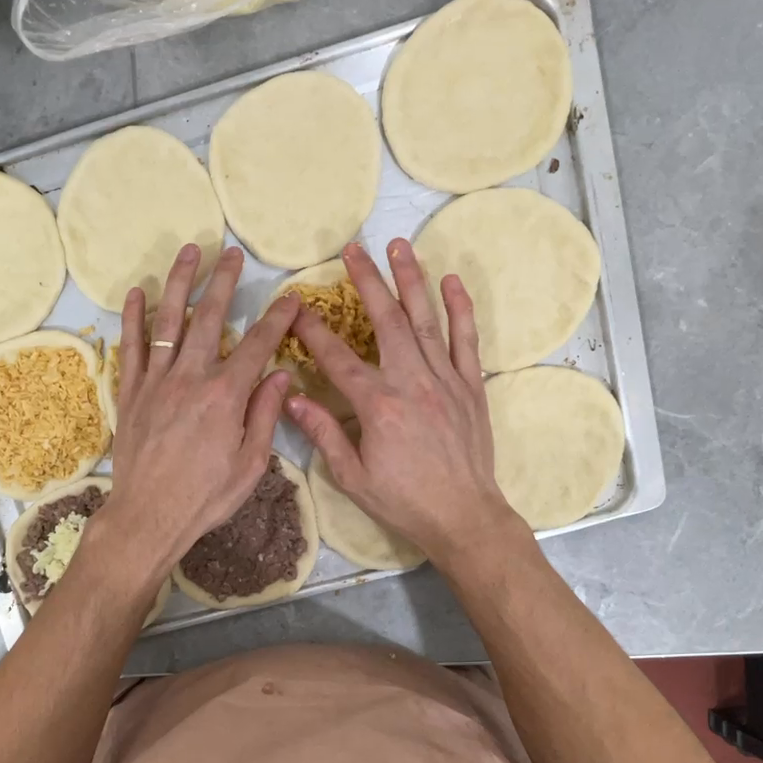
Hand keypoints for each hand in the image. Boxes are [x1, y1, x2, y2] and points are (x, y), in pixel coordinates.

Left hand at [96, 244, 297, 573]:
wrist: (148, 517)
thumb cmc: (205, 498)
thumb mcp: (249, 464)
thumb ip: (264, 415)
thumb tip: (280, 375)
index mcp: (225, 396)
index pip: (257, 344)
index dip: (276, 318)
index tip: (290, 297)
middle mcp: (190, 379)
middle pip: (209, 319)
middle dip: (224, 282)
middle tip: (232, 254)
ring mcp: (155, 383)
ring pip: (168, 323)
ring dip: (179, 284)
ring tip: (188, 253)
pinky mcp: (130, 394)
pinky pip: (131, 349)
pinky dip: (132, 319)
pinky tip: (137, 293)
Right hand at [283, 239, 524, 565]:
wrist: (462, 515)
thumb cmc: (402, 501)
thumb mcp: (351, 477)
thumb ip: (323, 434)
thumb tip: (291, 399)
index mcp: (377, 406)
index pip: (338, 358)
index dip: (314, 331)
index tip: (296, 308)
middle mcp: (411, 382)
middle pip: (386, 320)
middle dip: (367, 282)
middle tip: (352, 250)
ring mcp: (445, 380)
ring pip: (425, 319)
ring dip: (410, 280)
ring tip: (398, 246)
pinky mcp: (470, 386)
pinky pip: (465, 340)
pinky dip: (459, 309)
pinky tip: (451, 281)